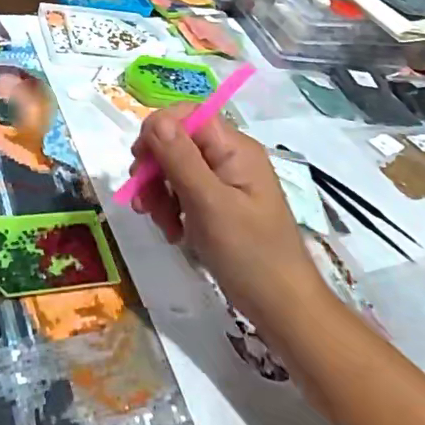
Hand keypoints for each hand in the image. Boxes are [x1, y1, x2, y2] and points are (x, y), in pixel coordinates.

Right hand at [128, 103, 321, 331]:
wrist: (284, 309)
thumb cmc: (250, 254)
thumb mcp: (210, 204)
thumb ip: (181, 159)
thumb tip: (156, 119)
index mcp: (234, 148)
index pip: (188, 114)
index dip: (158, 129)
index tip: (140, 160)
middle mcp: (229, 157)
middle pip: (177, 141)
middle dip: (154, 167)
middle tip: (143, 200)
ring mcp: (224, 182)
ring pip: (175, 168)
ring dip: (158, 192)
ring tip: (161, 224)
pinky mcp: (218, 205)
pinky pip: (183, 192)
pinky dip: (171, 208)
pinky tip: (173, 232)